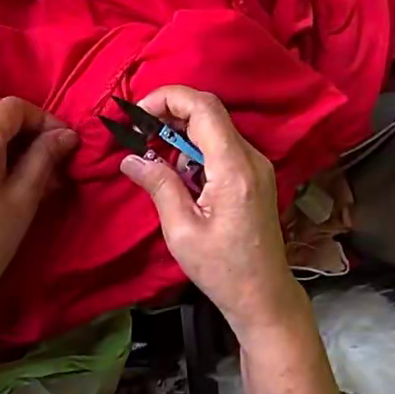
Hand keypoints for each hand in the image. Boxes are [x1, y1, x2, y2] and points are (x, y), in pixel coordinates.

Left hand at [0, 96, 79, 318]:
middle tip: (53, 154)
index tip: (66, 142)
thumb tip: (66, 136)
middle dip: (27, 127)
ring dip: (10, 138)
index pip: (14, 107)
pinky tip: (10, 174)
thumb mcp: (23, 197)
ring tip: (36, 168)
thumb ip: (45, 157)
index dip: (45, 119)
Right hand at [119, 86, 307, 339]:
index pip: (203, 107)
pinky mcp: (254, 176)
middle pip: (209, 111)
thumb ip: (158, 185)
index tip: (135, 115)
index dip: (166, 98)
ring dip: (179, 132)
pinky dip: (193, 149)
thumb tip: (131, 158)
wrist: (263, 295)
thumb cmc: (222, 269)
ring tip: (150, 155)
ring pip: (214, 128)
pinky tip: (175, 173)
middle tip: (136, 134)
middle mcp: (251, 158)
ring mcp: (256, 166)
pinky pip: (221, 147)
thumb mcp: (181, 230)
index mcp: (234, 168)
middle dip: (168, 113)